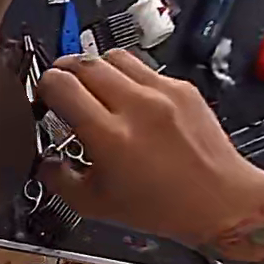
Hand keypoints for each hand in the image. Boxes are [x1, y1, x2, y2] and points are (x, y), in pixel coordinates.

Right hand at [35, 51, 263, 247]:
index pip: (60, 84)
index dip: (44, 88)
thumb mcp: (95, 206)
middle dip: (64, 73)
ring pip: (112, 56)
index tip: (45, 101)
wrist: (219, 201)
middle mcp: (136, 106)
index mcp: (109, 136)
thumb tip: (44, 162)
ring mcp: (162, 92)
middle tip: (63, 91)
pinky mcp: (182, 87)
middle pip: (82, 62)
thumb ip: (59, 180)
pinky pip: (144, 68)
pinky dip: (128, 79)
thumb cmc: (161, 208)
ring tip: (95, 92)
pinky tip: (130, 103)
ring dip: (95, 69)